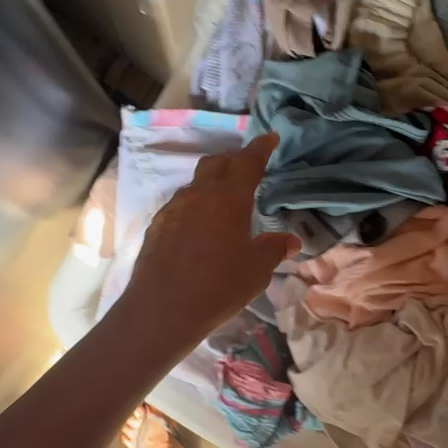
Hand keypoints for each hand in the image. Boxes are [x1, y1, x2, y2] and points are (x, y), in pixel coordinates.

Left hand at [116, 134, 300, 346]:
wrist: (162, 309)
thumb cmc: (219, 286)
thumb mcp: (257, 270)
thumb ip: (274, 249)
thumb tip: (291, 241)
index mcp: (229, 198)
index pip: (247, 161)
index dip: (260, 147)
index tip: (270, 138)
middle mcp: (199, 195)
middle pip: (216, 163)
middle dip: (233, 159)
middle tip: (247, 167)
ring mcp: (173, 209)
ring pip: (195, 184)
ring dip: (211, 184)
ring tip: (223, 201)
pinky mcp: (157, 227)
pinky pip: (180, 206)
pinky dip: (194, 206)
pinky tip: (199, 228)